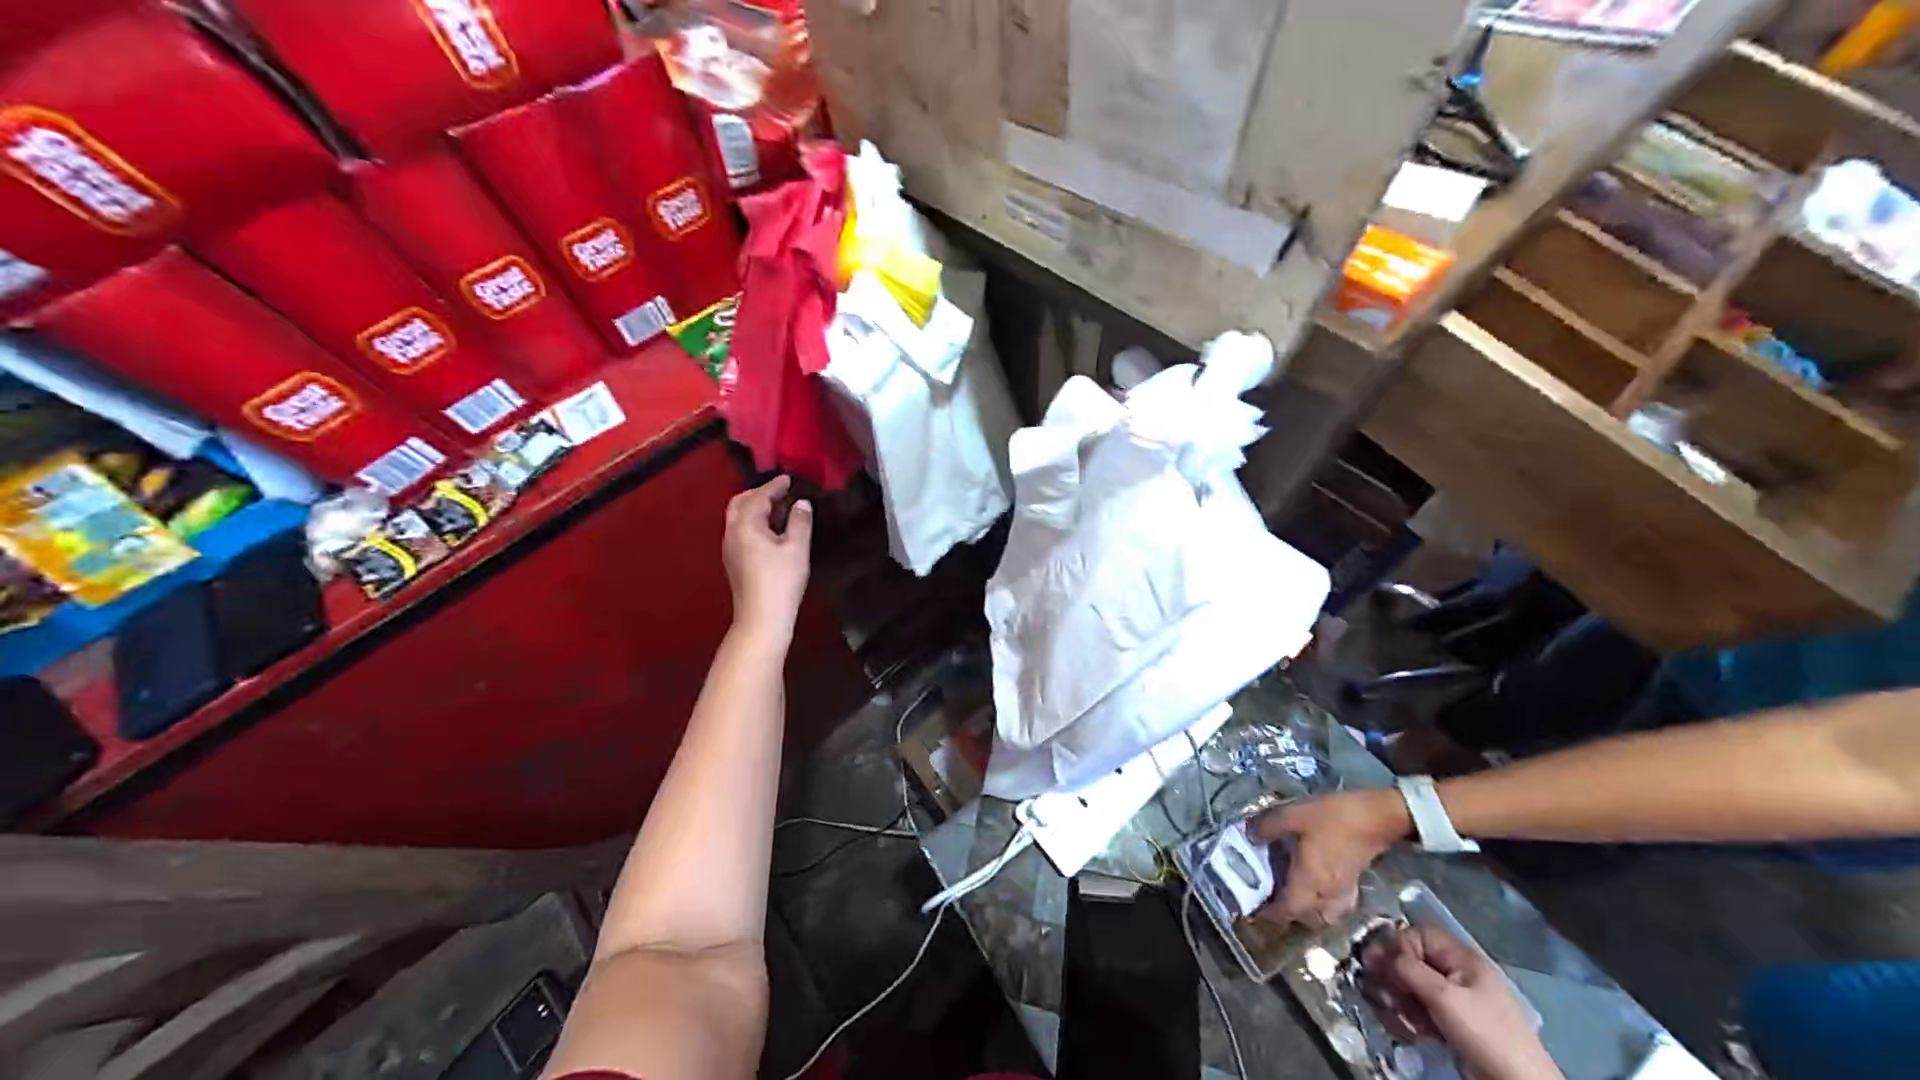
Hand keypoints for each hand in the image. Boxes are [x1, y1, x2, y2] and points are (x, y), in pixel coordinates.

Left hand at [722, 475, 811, 641]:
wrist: (761, 618)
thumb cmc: (781, 581)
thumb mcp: (797, 548)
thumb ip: (800, 521)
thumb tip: (801, 504)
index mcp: (746, 525)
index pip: (759, 497)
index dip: (774, 486)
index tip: (788, 479)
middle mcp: (732, 532)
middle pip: (740, 503)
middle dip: (758, 494)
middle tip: (780, 491)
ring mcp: (730, 548)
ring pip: (738, 517)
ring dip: (755, 507)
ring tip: (777, 508)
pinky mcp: (734, 561)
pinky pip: (740, 530)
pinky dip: (753, 521)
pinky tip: (770, 530)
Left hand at [1250, 789, 1408, 926]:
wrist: (1376, 817)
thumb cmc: (1332, 817)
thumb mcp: (1291, 815)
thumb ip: (1267, 827)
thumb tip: (1249, 837)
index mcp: (1310, 880)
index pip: (1289, 910)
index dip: (1271, 914)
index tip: (1255, 911)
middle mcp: (1328, 893)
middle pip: (1307, 919)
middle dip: (1288, 916)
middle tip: (1270, 902)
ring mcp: (1345, 891)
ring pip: (1325, 917)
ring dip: (1307, 914)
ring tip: (1291, 898)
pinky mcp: (1355, 884)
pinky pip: (1338, 907)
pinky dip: (1324, 907)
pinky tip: (1315, 890)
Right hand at [1361, 926, 1563, 1079]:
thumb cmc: (1485, 1034)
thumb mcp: (1444, 997)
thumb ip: (1408, 968)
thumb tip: (1380, 955)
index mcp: (1462, 958)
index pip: (1417, 934)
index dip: (1397, 946)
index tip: (1379, 966)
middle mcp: (1459, 974)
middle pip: (1413, 961)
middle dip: (1395, 978)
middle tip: (1384, 995)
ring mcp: (1458, 1000)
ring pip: (1414, 988)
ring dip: (1401, 1001)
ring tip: (1401, 1019)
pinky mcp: (1455, 1024)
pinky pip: (1423, 1010)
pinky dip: (1412, 1018)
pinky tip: (1411, 1032)